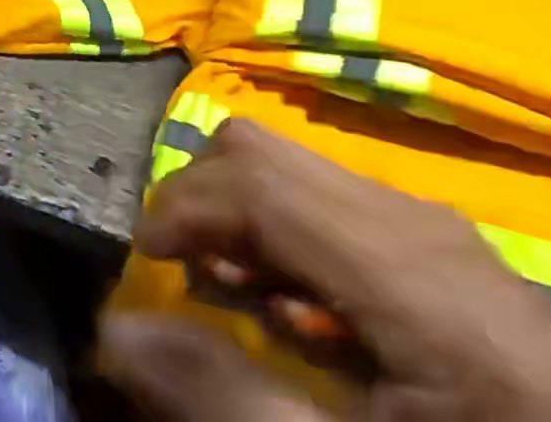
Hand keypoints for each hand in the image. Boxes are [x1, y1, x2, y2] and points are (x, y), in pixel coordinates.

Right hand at [100, 121, 550, 421]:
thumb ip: (222, 396)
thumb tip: (115, 329)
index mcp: (424, 291)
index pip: (268, 188)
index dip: (186, 206)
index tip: (143, 257)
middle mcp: (428, 227)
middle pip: (271, 153)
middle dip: (203, 198)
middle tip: (188, 274)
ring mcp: (435, 224)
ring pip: (292, 162)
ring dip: (238, 211)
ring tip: (237, 290)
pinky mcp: (433, 234)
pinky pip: (324, 191)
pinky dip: (277, 224)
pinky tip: (292, 298)